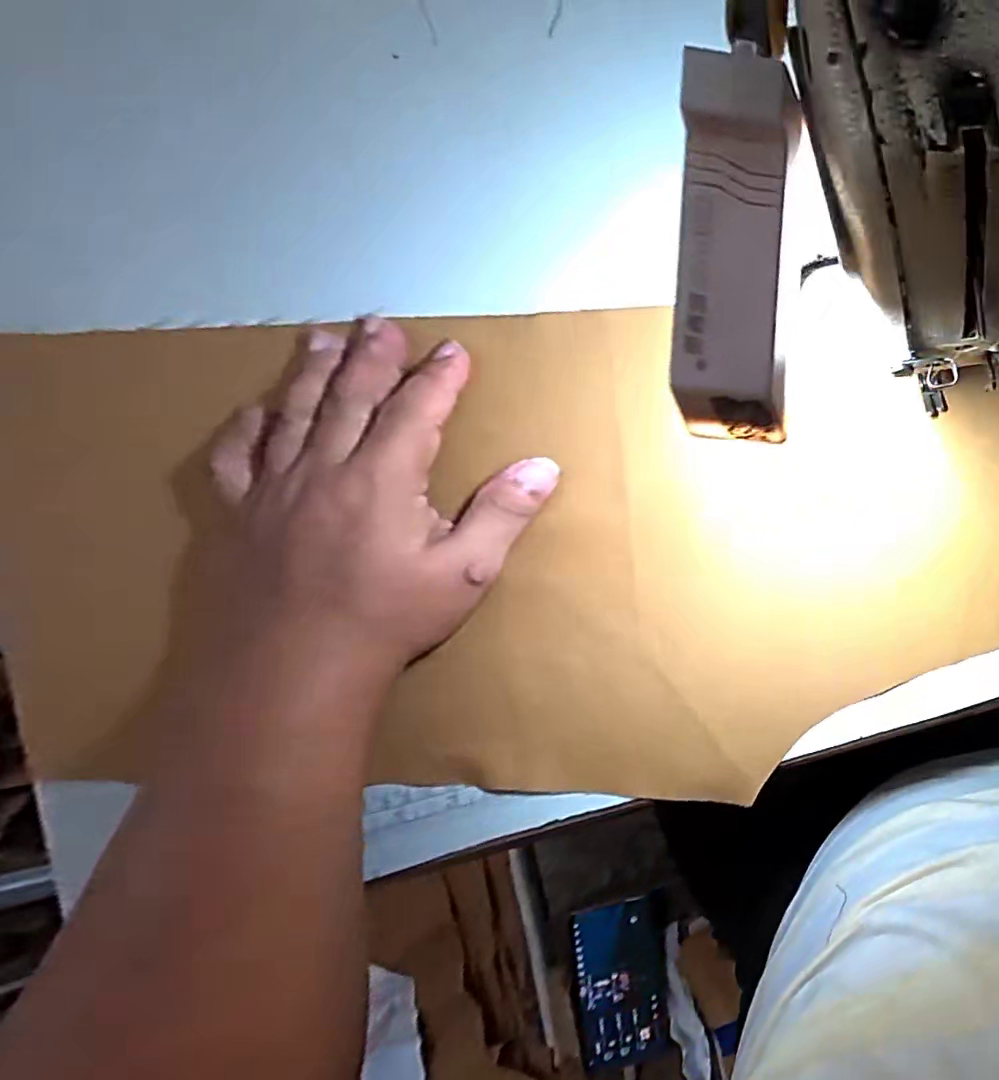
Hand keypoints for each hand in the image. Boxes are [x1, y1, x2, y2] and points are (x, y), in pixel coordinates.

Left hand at [197, 316, 559, 687]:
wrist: (294, 665)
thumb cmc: (392, 616)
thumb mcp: (467, 570)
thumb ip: (503, 513)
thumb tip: (543, 465)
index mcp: (382, 480)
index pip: (415, 413)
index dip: (438, 378)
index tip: (455, 349)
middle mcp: (325, 470)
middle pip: (348, 399)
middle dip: (371, 359)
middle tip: (380, 323)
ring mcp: (275, 489)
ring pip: (292, 414)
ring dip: (311, 372)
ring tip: (323, 338)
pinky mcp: (242, 513)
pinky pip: (238, 455)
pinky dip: (249, 425)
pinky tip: (258, 409)